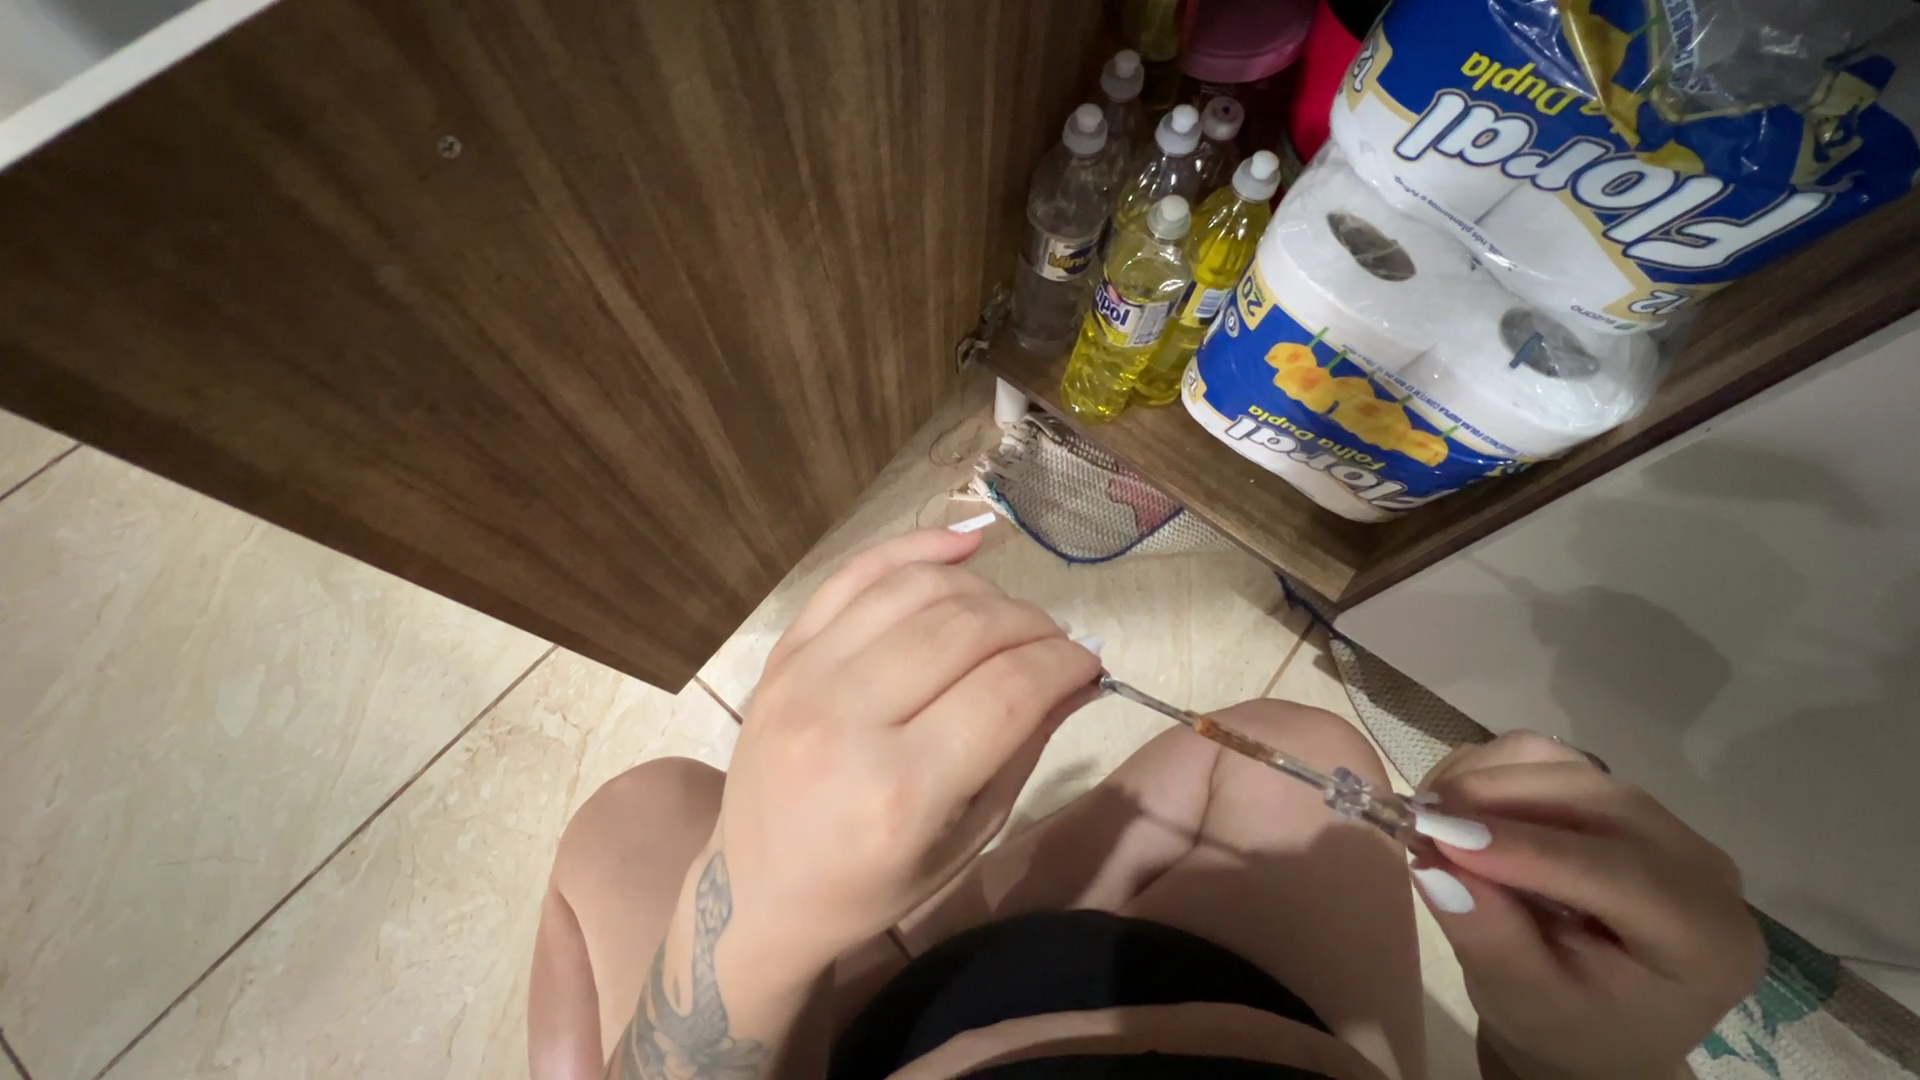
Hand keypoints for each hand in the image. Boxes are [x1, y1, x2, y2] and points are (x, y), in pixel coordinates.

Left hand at [711, 526, 1101, 971]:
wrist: (756, 890)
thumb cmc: (871, 886)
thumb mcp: (966, 839)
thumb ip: (1024, 748)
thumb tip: (1080, 674)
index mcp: (901, 791)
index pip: (1008, 691)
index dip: (1063, 663)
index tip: (1089, 660)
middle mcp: (847, 720)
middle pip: (966, 630)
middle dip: (1031, 624)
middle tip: (1055, 640)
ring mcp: (805, 676)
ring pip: (916, 590)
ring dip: (983, 590)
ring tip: (1009, 614)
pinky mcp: (783, 653)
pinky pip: (855, 574)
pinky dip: (915, 547)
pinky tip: (963, 545)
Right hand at [1410, 733, 1765, 1079]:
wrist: (1586, 1012)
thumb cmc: (1566, 1022)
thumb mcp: (1526, 1003)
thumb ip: (1491, 941)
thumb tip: (1436, 868)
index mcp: (1706, 938)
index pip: (1622, 873)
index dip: (1527, 847)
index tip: (1439, 835)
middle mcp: (1695, 866)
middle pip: (1593, 798)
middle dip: (1495, 797)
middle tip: (1417, 818)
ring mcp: (1650, 819)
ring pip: (1558, 763)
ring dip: (1481, 777)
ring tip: (1429, 816)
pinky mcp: (1602, 793)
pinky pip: (1536, 755)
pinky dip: (1481, 768)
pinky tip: (1452, 808)